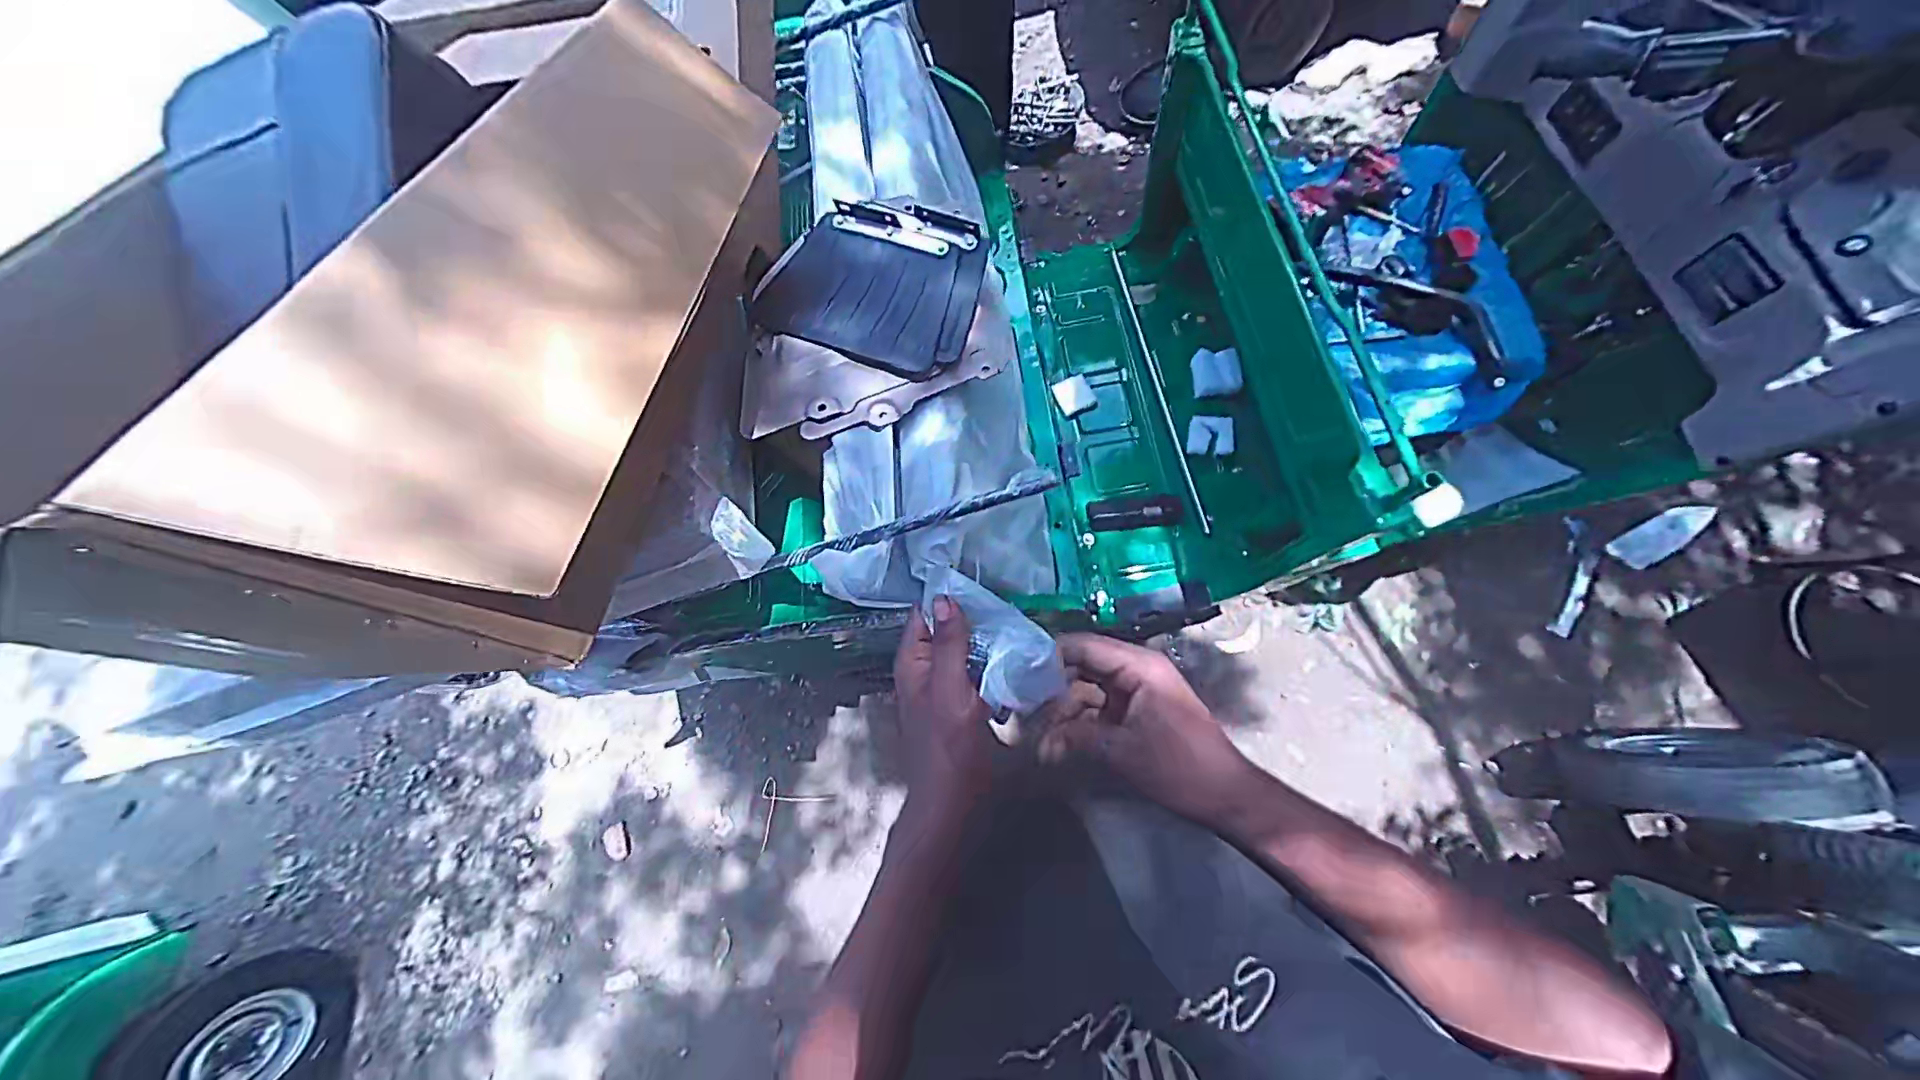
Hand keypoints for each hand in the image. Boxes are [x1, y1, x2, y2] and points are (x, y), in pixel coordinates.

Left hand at [893, 596, 995, 817]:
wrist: (952, 801)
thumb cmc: (949, 748)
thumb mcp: (950, 690)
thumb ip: (948, 645)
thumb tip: (944, 598)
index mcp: (913, 662)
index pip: (925, 613)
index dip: (948, 597)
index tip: (981, 585)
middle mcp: (922, 670)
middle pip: (945, 630)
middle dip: (973, 618)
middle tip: (1007, 607)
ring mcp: (940, 687)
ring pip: (962, 651)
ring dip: (984, 641)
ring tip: (1015, 627)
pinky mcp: (957, 703)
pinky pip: (972, 672)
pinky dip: (988, 663)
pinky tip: (1011, 660)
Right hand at [1038, 634, 1257, 826]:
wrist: (1226, 796)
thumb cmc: (1179, 766)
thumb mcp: (1122, 750)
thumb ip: (1076, 736)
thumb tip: (1039, 740)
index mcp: (1138, 665)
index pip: (1083, 645)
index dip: (1050, 656)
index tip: (1019, 675)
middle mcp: (1136, 670)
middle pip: (1082, 666)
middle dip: (1052, 689)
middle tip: (1023, 709)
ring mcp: (1136, 691)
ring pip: (1087, 689)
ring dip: (1063, 711)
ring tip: (1039, 737)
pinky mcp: (1136, 711)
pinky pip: (1098, 707)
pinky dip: (1079, 723)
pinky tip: (1058, 743)